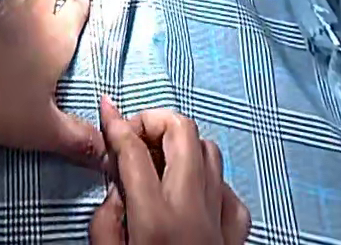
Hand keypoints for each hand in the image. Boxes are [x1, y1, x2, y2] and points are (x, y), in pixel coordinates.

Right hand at [89, 97, 250, 243]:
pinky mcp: (236, 240)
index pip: (133, 148)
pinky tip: (192, 193)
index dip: (115, 122)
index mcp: (156, 218)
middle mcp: (192, 212)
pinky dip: (210, 183)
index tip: (106, 109)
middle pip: (182, 132)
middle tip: (133, 137)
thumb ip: (104, 219)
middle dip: (154, 121)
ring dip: (182, 147)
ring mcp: (220, 224)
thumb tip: (114, 191)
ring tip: (159, 162)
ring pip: (211, 152)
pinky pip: (230, 192)